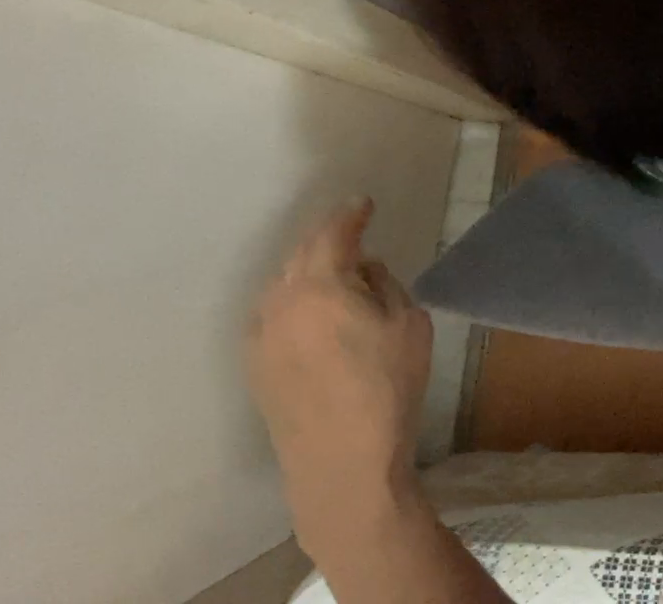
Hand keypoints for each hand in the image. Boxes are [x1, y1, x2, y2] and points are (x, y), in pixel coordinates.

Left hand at [246, 199, 433, 558]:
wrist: (340, 458)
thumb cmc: (387, 384)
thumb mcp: (407, 323)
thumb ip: (383, 285)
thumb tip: (363, 270)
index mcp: (318, 286)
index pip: (331, 235)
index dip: (349, 215)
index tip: (363, 202)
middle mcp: (278, 304)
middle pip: (299, 256)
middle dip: (326, 239)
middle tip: (351, 230)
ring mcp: (259, 336)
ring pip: (282, 285)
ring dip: (308, 270)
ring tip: (337, 271)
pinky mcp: (254, 365)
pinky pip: (274, 314)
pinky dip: (295, 299)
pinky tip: (316, 311)